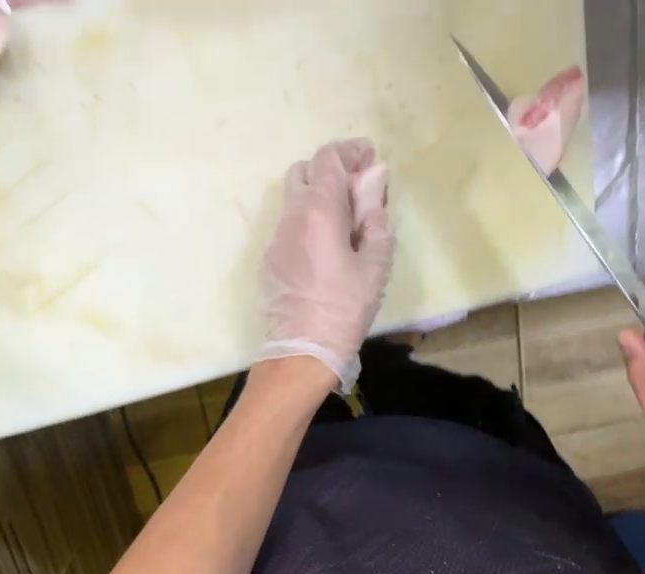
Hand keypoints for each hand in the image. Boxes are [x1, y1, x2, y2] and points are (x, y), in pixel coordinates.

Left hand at [259, 139, 396, 393]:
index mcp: (318, 210)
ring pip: (293, 201)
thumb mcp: (375, 265)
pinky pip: (289, 229)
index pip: (328, 158)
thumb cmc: (344, 308)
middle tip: (356, 193)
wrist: (302, 351)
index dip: (351, 152)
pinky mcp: (270, 263)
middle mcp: (291, 217)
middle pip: (304, 172)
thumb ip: (375, 221)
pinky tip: (325, 252)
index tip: (370, 162)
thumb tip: (372, 192)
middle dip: (330, 172)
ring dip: (318, 200)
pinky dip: (307, 225)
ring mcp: (275, 240)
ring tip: (343, 225)